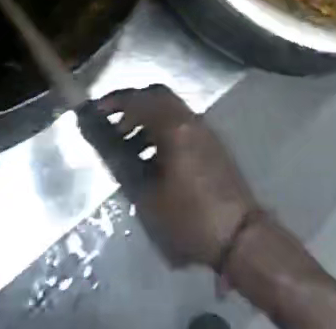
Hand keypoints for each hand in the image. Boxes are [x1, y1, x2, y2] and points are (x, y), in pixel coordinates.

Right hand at [87, 85, 261, 267]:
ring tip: (127, 146)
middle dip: (132, 106)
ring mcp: (204, 131)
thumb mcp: (146, 196)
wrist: (241, 239)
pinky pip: (181, 125)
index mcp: (174, 127)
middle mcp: (190, 120)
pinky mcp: (212, 146)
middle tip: (112, 124)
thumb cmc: (189, 218)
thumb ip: (121, 164)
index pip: (138, 99)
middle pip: (157, 96)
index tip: (95, 110)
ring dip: (147, 120)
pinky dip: (162, 131)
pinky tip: (151, 158)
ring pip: (170, 111)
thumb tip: (101, 142)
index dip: (114, 102)